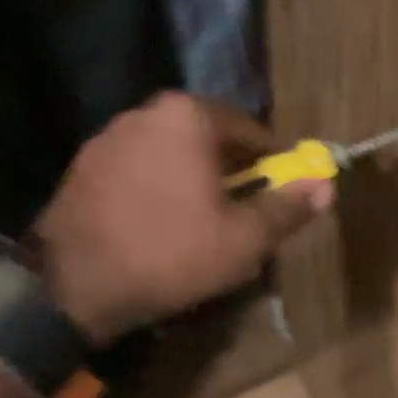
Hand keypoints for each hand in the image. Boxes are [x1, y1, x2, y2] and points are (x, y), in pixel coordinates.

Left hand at [34, 92, 333, 344]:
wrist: (70, 285)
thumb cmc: (169, 253)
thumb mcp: (243, 239)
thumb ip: (288, 208)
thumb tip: (327, 186)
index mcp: (189, 115)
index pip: (252, 132)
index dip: (274, 164)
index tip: (282, 194)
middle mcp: (148, 111)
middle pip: (210, 138)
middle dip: (232, 171)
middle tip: (244, 211)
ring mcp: (110, 136)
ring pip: (172, 153)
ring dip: (193, 178)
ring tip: (201, 222)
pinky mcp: (84, 164)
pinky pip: (139, 168)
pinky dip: (158, 187)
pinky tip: (159, 224)